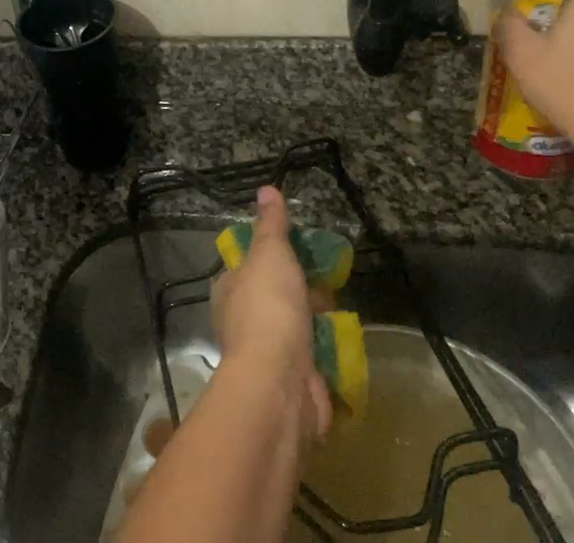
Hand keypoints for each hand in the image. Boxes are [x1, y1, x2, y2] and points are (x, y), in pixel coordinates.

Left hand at [210, 186, 332, 438]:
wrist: (280, 383)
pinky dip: (330, 350)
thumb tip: (266, 190)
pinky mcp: (293, 379)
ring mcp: (267, 353)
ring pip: (298, 327)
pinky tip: (344, 342)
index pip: (250, 265)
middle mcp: (242, 321)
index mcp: (229, 290)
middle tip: (329, 282)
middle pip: (278, 296)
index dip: (276, 256)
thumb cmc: (269, 310)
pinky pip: (315, 357)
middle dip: (304, 291)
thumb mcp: (269, 255)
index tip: (303, 251)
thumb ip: (271, 225)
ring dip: (320, 321)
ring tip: (339, 312)